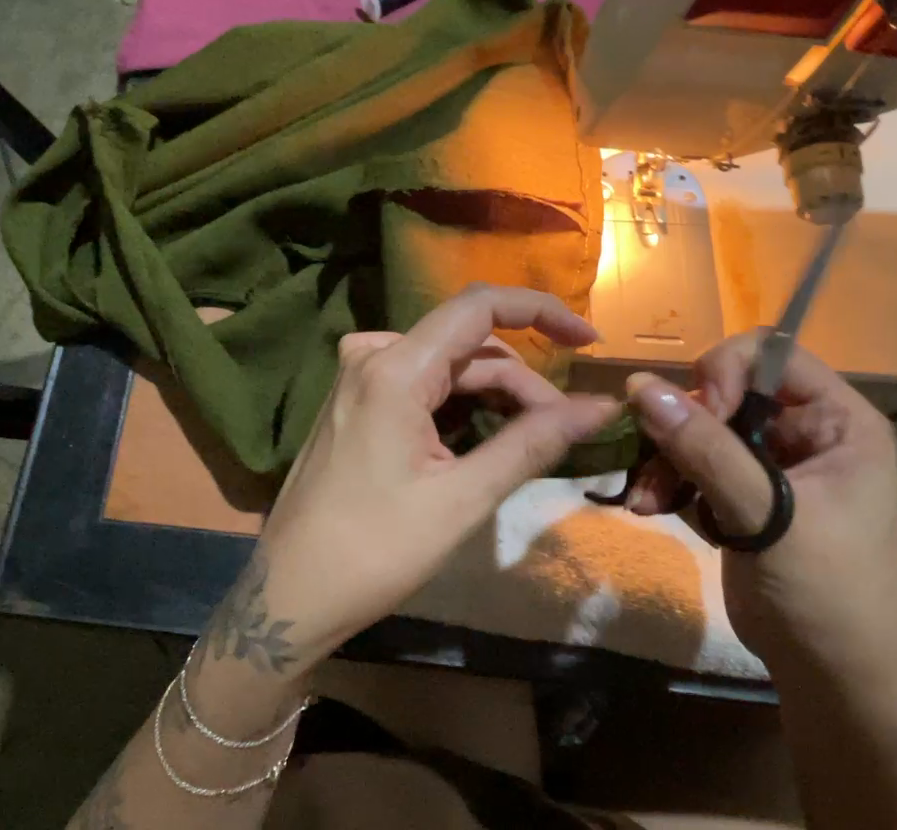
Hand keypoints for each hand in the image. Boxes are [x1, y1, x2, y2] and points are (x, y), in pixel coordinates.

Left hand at [225, 285, 619, 675]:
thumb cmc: (376, 549)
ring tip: (533, 441)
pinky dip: (462, 405)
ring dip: (495, 395)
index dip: (540, 311)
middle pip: (467, 344)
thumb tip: (602, 405)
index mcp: (393, 368)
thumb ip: (533, 442)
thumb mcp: (463, 498)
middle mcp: (371, 356)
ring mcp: (359, 378)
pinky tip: (487, 440)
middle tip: (564, 431)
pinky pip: (422, 384)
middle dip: (522, 380)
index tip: (589, 341)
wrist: (294, 589)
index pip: (478, 307)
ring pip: (447, 366)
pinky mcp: (356, 402)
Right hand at [621, 334, 896, 679]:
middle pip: (725, 393)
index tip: (701, 418)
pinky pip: (690, 463)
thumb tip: (639, 385)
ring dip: (663, 459)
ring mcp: (771, 464)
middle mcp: (806, 432)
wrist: (830, 674)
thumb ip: (704, 446)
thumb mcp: (766, 513)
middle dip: (681, 425)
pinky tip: (650, 508)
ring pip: (698, 429)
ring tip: (645, 499)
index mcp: (839, 422)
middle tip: (652, 461)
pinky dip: (666, 482)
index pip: (771, 356)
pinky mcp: (741, 494)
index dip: (726, 374)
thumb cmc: (824, 589)